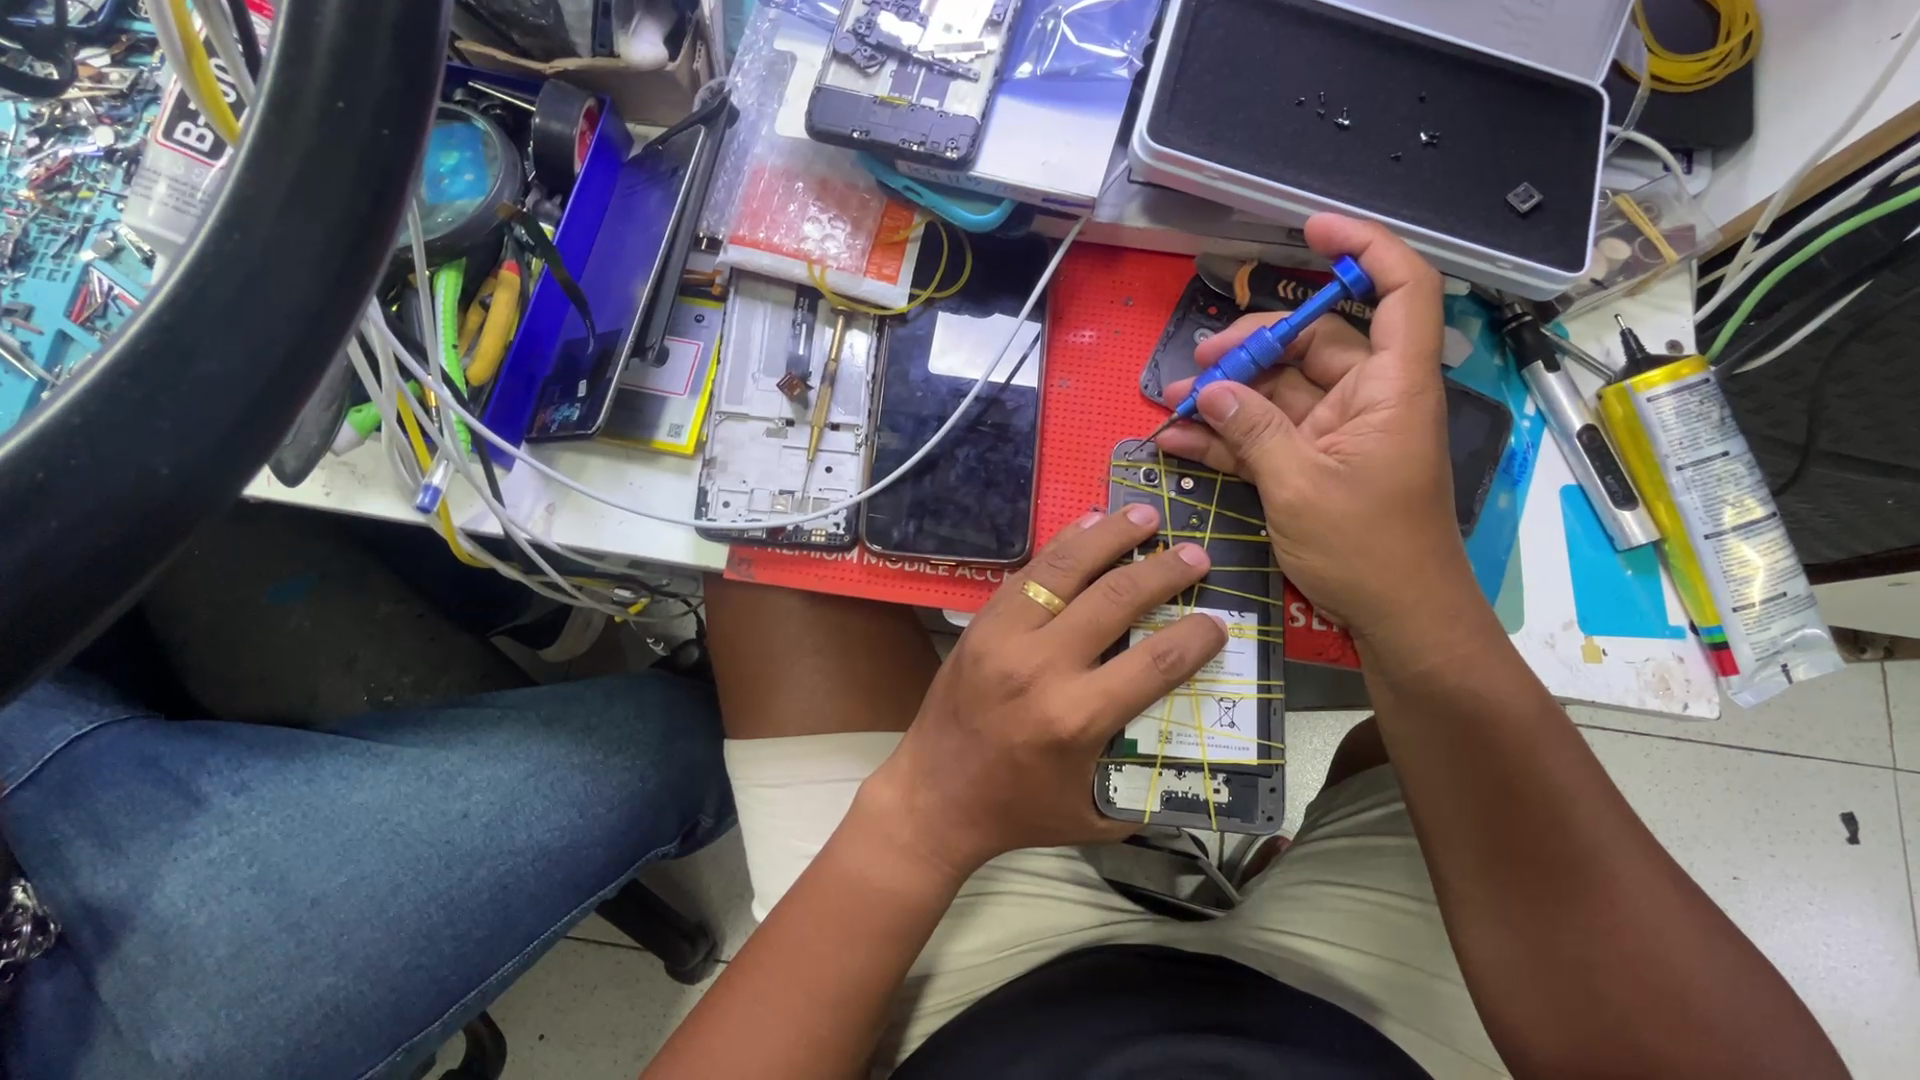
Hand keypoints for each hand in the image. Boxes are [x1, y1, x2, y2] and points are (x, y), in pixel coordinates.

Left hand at [859, 505, 1226, 881]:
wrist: (933, 799)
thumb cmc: (1018, 812)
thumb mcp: (1093, 812)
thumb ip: (1146, 781)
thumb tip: (1195, 748)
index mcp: (1076, 719)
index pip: (1154, 662)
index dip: (1196, 636)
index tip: (1219, 621)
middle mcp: (1041, 669)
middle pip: (1115, 600)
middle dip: (1164, 572)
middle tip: (1196, 555)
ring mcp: (1004, 639)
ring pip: (1065, 570)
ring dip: (1110, 536)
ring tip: (1145, 516)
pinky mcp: (980, 625)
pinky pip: (1027, 574)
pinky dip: (1062, 546)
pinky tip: (1088, 525)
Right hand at [1154, 214, 1471, 640]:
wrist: (1396, 619)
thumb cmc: (1368, 549)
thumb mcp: (1300, 487)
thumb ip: (1252, 431)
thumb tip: (1209, 392)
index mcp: (1392, 386)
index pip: (1399, 290)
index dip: (1363, 248)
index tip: (1309, 229)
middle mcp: (1368, 398)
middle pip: (1313, 343)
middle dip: (1251, 347)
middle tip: (1198, 364)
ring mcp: (1338, 432)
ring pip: (1280, 391)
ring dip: (1227, 395)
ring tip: (1173, 402)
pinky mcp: (1313, 464)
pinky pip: (1267, 435)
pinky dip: (1228, 437)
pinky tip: (1179, 440)